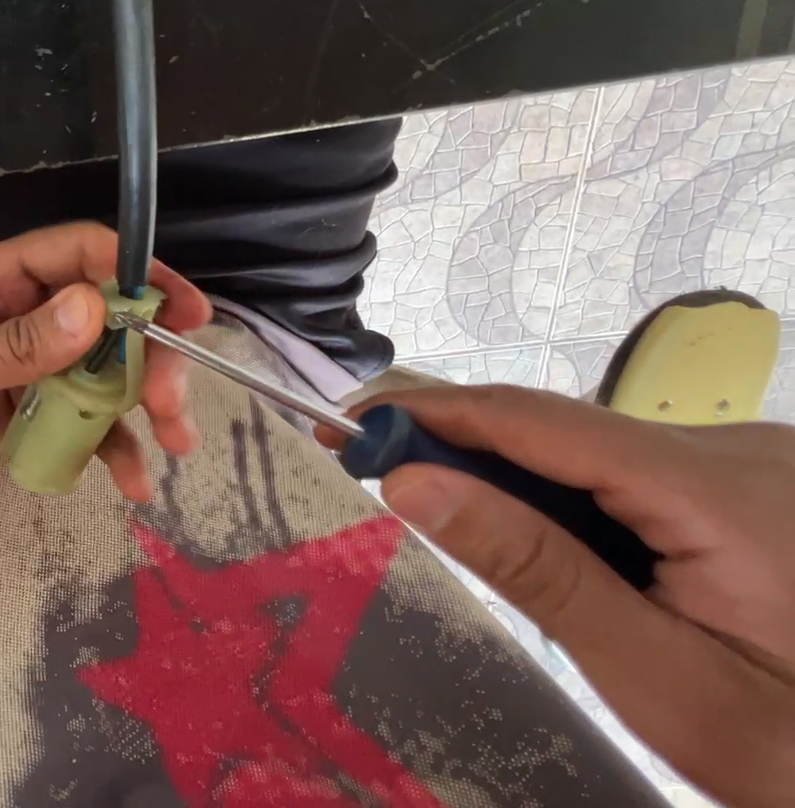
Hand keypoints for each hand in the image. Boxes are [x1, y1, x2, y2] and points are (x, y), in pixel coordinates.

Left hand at [0, 222, 211, 499]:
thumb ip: (11, 346)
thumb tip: (93, 308)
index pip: (73, 253)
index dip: (133, 270)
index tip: (183, 311)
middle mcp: (19, 312)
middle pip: (105, 315)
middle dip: (147, 353)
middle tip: (171, 402)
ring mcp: (30, 362)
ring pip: (106, 368)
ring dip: (146, 402)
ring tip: (176, 445)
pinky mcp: (33, 407)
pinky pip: (87, 418)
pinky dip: (115, 444)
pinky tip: (132, 480)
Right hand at [330, 386, 794, 806]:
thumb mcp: (656, 674)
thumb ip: (532, 568)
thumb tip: (405, 483)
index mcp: (725, 490)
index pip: (534, 419)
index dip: (424, 412)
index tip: (340, 428)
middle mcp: (739, 449)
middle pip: (551, 426)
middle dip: (448, 444)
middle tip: (364, 468)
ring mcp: (744, 462)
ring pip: (574, 444)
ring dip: (492, 471)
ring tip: (433, 506)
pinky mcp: (739, 482)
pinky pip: (608, 465)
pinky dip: (543, 489)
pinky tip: (520, 528)